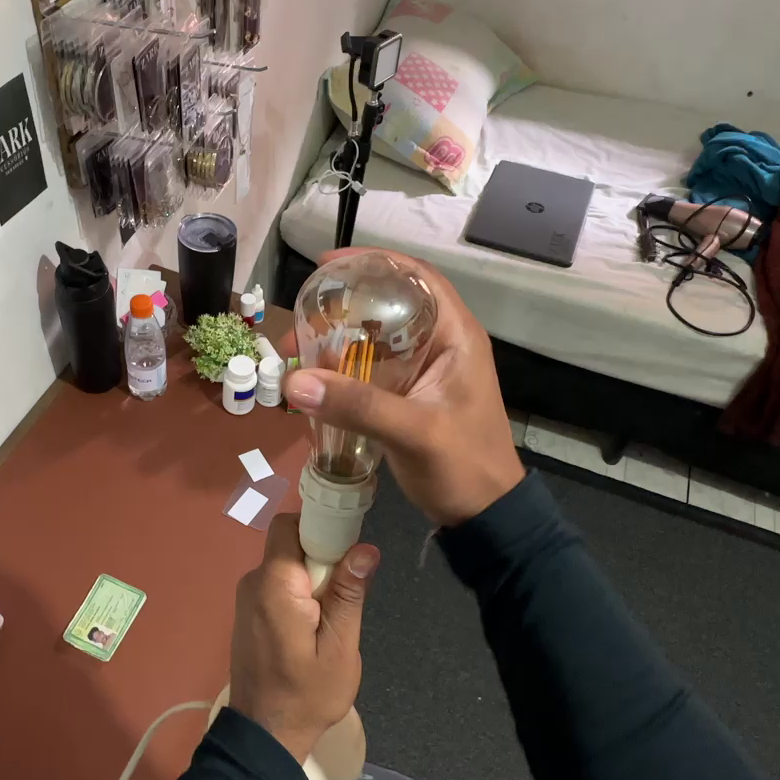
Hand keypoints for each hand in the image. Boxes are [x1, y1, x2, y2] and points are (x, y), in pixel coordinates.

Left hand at [230, 515, 376, 765]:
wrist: (265, 735)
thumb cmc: (306, 695)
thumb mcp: (339, 647)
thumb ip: (348, 594)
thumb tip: (365, 548)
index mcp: (274, 585)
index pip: (290, 525)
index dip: (320, 525)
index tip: (348, 545)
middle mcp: (254, 582)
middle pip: (289, 542)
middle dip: (321, 555)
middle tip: (345, 592)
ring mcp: (247, 598)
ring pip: (286, 565)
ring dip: (312, 578)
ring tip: (332, 616)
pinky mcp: (249, 613)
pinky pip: (278, 585)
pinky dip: (299, 593)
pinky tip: (314, 626)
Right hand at [284, 250, 524, 525]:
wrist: (485, 516)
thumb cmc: (463, 466)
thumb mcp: (413, 431)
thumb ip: (356, 405)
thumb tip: (294, 382)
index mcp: (456, 336)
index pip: (417, 277)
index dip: (375, 262)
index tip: (329, 265)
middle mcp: (441, 344)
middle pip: (388, 306)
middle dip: (342, 308)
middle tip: (301, 321)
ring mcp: (425, 372)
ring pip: (375, 341)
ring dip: (337, 342)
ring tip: (298, 353)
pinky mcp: (411, 398)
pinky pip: (371, 372)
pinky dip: (343, 372)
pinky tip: (317, 382)